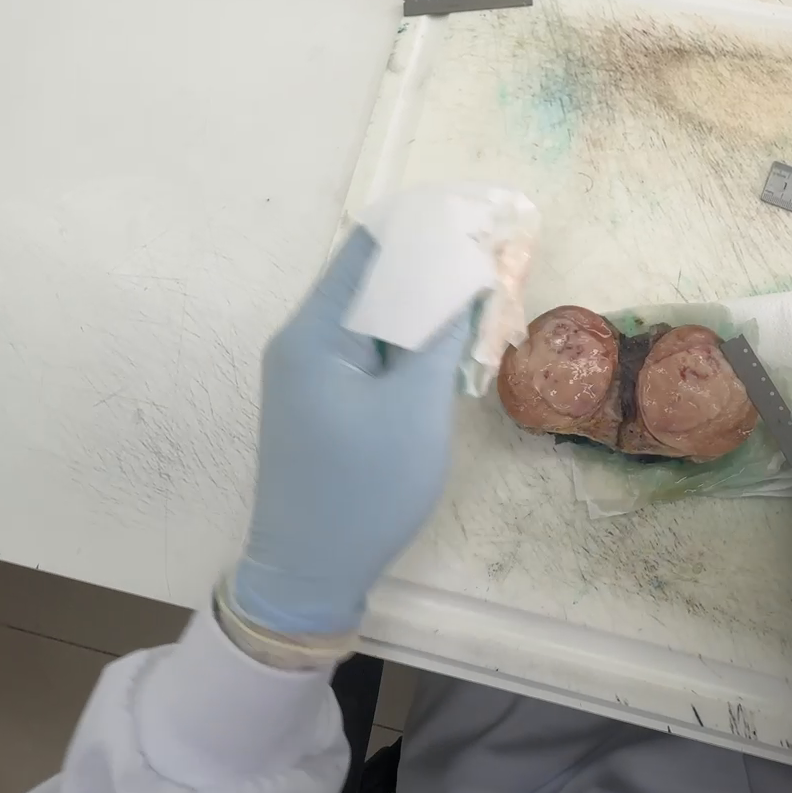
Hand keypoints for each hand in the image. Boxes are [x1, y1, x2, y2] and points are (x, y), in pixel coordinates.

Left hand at [231, 229, 472, 638]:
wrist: (309, 573)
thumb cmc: (363, 490)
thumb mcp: (414, 411)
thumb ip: (441, 337)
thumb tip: (468, 277)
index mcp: (314, 333)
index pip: (365, 250)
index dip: (419, 227)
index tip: (472, 219)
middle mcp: (304, 340)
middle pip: (369, 279)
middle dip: (428, 266)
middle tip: (488, 260)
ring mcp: (310, 370)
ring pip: (373, 316)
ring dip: (422, 305)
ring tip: (478, 295)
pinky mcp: (324, 397)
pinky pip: (368, 349)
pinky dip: (407, 340)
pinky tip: (446, 343)